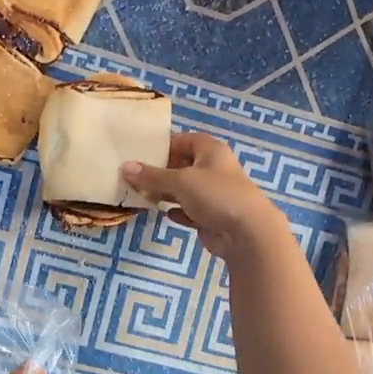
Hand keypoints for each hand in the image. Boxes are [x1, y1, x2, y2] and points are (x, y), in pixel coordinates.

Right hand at [122, 132, 289, 264]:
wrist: (247, 233)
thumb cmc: (216, 195)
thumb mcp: (180, 181)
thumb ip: (152, 176)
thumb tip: (125, 167)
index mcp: (210, 151)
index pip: (183, 140)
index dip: (162, 145)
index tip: (139, 154)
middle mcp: (213, 169)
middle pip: (181, 165)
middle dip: (159, 171)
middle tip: (133, 176)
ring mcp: (213, 194)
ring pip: (184, 189)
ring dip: (165, 193)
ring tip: (141, 195)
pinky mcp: (211, 216)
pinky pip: (189, 210)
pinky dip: (177, 211)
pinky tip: (163, 213)